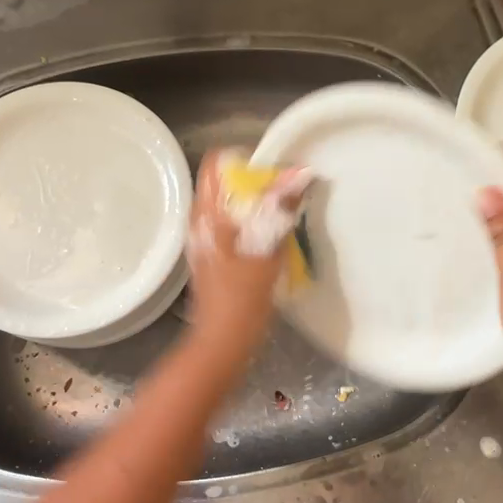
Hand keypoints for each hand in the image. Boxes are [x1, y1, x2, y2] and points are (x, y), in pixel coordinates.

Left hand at [183, 149, 307, 353]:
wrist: (222, 343)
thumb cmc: (242, 299)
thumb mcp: (267, 250)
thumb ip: (281, 209)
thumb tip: (301, 173)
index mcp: (207, 214)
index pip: (216, 164)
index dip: (246, 159)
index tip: (274, 170)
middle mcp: (200, 221)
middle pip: (226, 183)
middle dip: (257, 181)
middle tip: (287, 192)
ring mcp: (205, 239)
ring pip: (231, 205)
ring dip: (257, 203)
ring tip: (284, 213)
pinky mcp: (215, 255)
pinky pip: (234, 224)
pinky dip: (253, 222)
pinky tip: (273, 238)